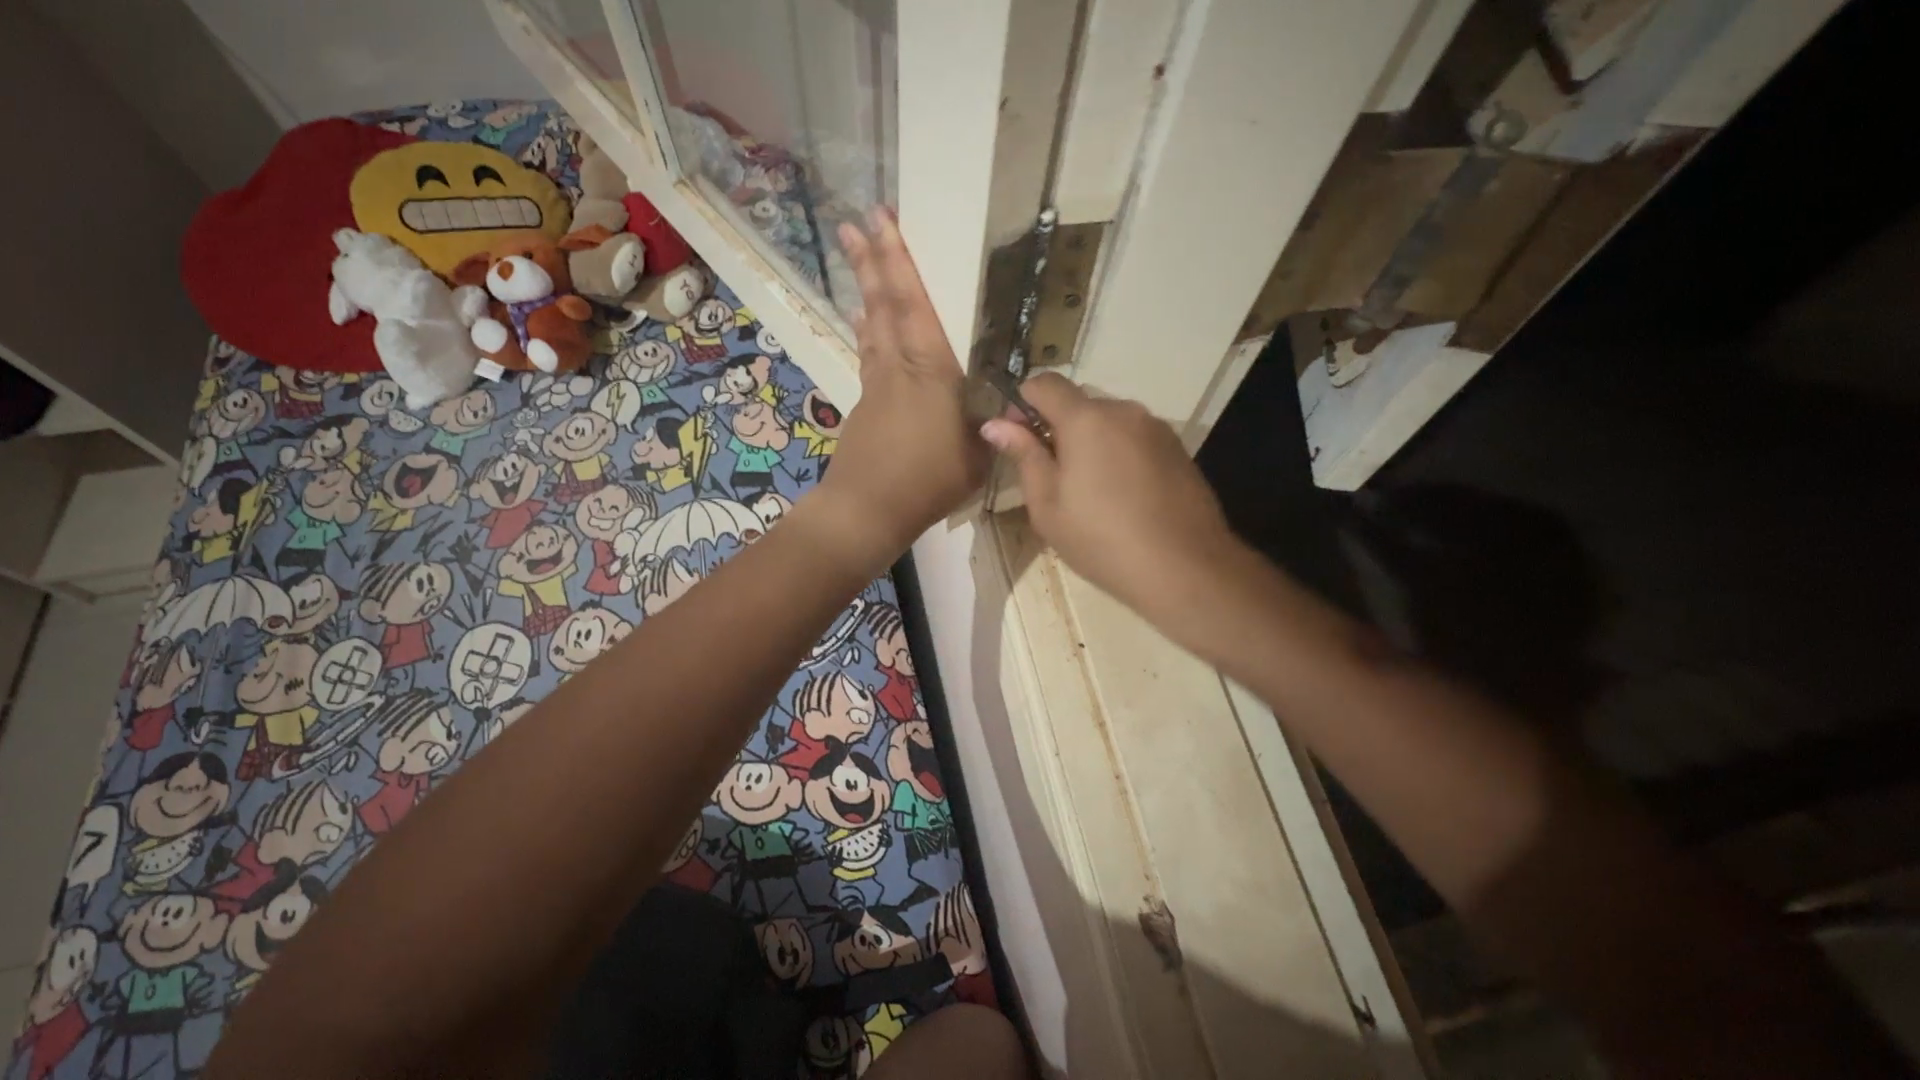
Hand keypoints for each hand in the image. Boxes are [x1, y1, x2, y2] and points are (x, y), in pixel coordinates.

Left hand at [819, 208, 988, 548]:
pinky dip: (866, 328)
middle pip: (885, 302)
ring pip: (872, 321)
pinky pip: (868, 351)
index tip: (886, 223)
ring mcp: (878, 381)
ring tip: (855, 249)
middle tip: (858, 219)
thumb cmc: (929, 482)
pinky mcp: (865, 401)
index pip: (915, 304)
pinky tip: (863, 319)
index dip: (900, 262)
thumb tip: (1012, 408)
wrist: (867, 509)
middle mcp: (901, 364)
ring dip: (864, 284)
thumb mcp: (979, 457)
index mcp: (933, 370)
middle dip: (874, 258)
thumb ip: (994, 427)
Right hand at [982, 374, 1238, 620]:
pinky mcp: (1178, 449)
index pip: (1045, 383)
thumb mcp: (1048, 506)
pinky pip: (1135, 440)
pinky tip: (1122, 498)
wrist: (1185, 568)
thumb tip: (995, 425)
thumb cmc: (1102, 540)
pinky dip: (1119, 456)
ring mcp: (1156, 428)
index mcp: (1087, 419)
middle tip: (1050, 476)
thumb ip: (1024, 456)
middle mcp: (1124, 411)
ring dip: (1091, 444)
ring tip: (1089, 493)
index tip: (1015, 438)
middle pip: (1079, 404)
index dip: (1022, 403)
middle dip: (1058, 428)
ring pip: (1109, 423)